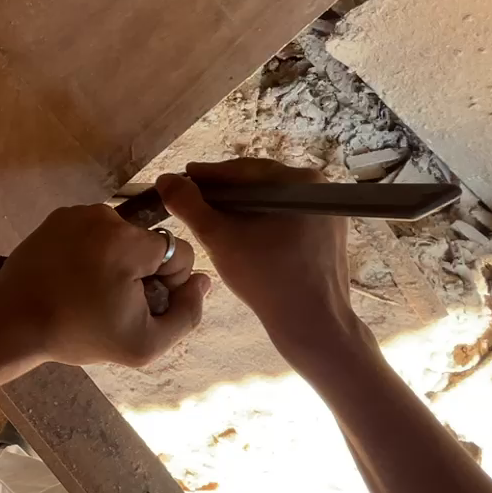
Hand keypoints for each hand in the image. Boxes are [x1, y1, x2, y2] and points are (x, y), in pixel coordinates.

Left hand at [0, 204, 209, 367]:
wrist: (12, 323)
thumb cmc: (78, 334)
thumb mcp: (145, 343)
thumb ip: (188, 313)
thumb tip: (202, 281)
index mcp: (128, 240)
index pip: (179, 252)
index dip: (168, 284)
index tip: (138, 305)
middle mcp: (103, 215)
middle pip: (147, 244)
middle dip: (139, 271)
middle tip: (109, 302)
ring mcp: (75, 213)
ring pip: (119, 237)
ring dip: (114, 261)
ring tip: (87, 291)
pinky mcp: (55, 218)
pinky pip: (91, 233)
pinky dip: (89, 252)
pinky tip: (71, 278)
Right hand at [157, 159, 359, 348]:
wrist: (312, 323)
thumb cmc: (265, 276)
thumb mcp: (217, 236)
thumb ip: (187, 204)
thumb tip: (165, 179)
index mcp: (299, 182)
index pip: (242, 169)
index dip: (205, 176)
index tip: (178, 180)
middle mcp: (318, 190)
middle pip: (257, 184)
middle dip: (221, 193)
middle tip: (190, 202)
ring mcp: (325, 213)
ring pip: (268, 202)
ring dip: (237, 208)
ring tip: (210, 220)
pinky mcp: (326, 235)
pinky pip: (282, 218)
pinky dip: (257, 222)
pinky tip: (238, 237)